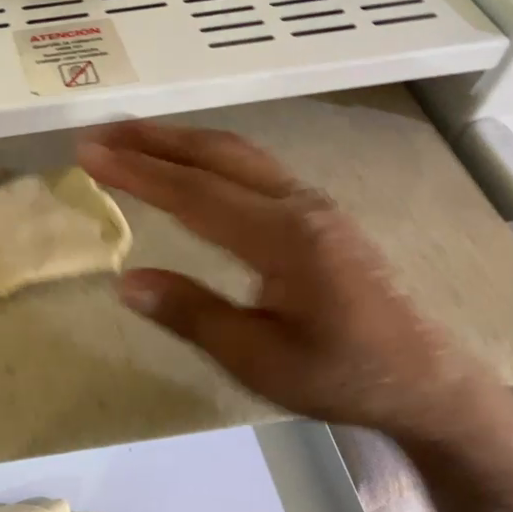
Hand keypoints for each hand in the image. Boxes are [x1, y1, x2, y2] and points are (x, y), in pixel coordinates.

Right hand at [77, 121, 496, 440]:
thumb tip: (126, 280)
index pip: (195, 193)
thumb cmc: (340, 375)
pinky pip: (253, 165)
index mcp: (285, 238)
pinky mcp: (318, 211)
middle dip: (153, 139)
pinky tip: (189, 162)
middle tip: (99, 132)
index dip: (138, 172)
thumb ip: (192, 315)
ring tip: (131, 137)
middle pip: (216, 154)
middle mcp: (299, 205)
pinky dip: (208, 153)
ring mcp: (312, 203)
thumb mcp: (258, 360)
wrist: (423, 379)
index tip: (88, 154)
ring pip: (237, 153)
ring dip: (180, 140)